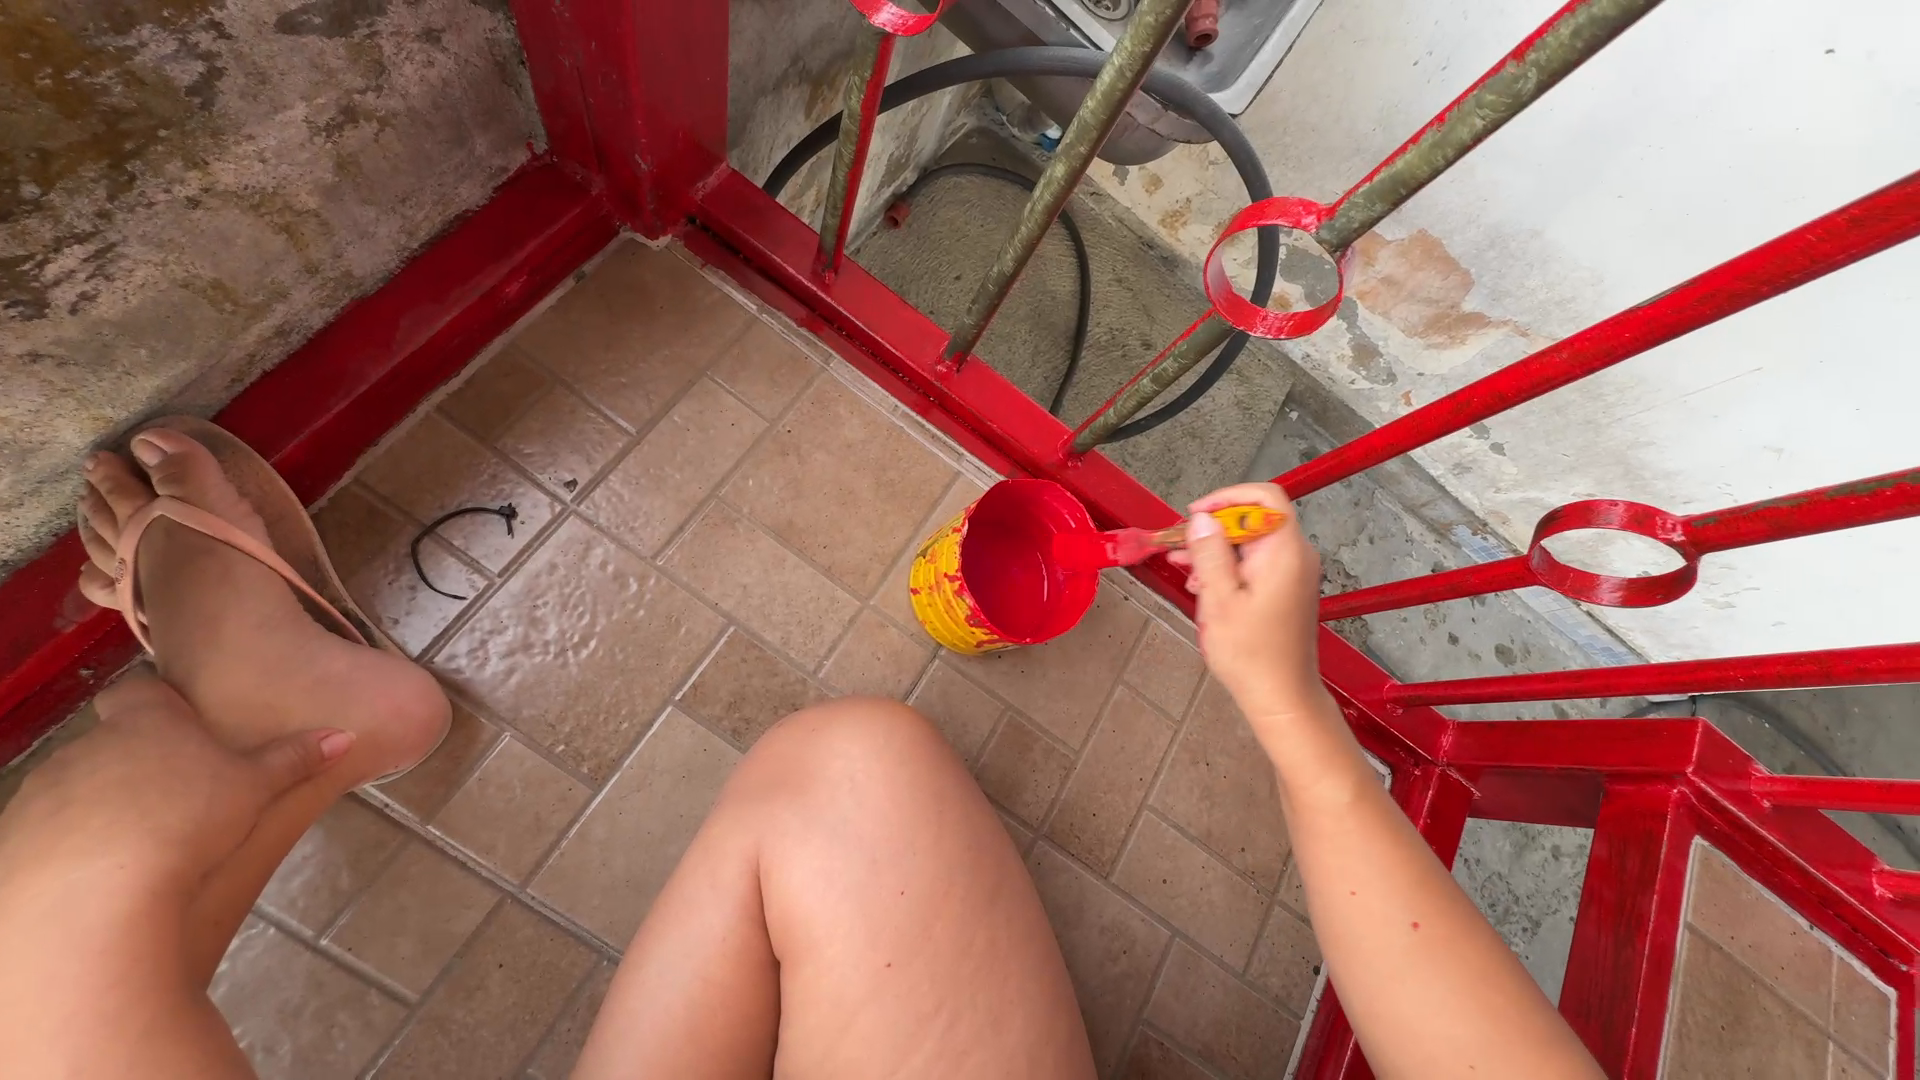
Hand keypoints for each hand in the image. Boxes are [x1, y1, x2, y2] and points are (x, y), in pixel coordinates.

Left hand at [0, 675, 352, 898]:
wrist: (88, 896)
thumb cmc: (188, 817)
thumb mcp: (258, 786)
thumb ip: (295, 758)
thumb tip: (343, 735)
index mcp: (146, 723)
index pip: (138, 690)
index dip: (159, 699)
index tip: (186, 718)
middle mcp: (85, 747)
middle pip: (113, 740)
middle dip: (144, 757)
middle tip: (189, 784)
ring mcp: (40, 794)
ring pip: (80, 783)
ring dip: (108, 799)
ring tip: (151, 831)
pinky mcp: (14, 841)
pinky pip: (54, 827)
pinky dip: (79, 838)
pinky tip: (111, 865)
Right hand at [1170, 483, 1334, 746]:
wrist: (1280, 696)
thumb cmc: (1249, 652)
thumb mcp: (1219, 599)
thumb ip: (1209, 553)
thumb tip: (1202, 518)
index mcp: (1284, 552)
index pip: (1265, 497)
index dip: (1227, 497)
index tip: (1195, 516)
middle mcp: (1295, 555)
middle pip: (1254, 518)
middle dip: (1213, 527)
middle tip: (1178, 544)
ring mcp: (1292, 573)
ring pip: (1250, 541)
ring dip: (1215, 548)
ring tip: (1181, 564)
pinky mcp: (1284, 589)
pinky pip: (1254, 562)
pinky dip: (1227, 565)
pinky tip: (1201, 584)